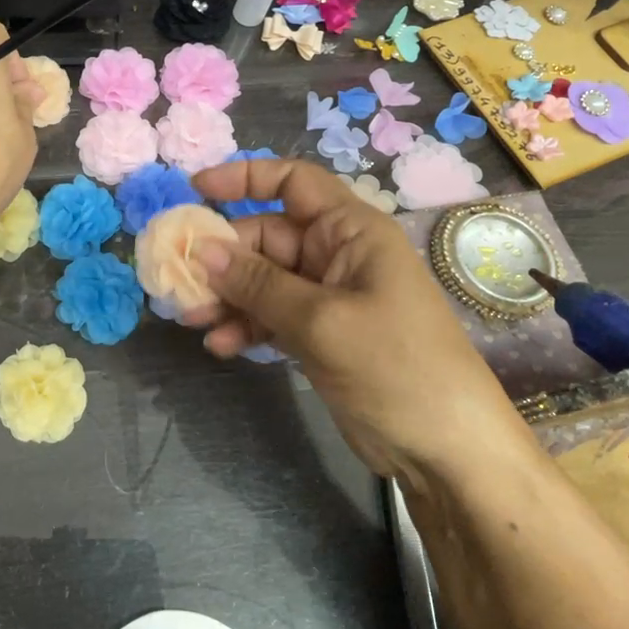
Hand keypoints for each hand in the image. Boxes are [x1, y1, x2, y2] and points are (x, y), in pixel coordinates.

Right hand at [189, 157, 527, 478]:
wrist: (447, 450)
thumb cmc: (396, 366)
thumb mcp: (321, 320)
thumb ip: (257, 283)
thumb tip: (200, 248)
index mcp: (352, 231)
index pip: (293, 182)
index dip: (244, 178)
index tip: (196, 190)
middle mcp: (337, 255)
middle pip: (265, 237)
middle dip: (223, 259)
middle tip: (182, 285)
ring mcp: (328, 296)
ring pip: (261, 280)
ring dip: (227, 297)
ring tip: (194, 322)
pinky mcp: (320, 334)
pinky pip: (270, 315)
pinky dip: (245, 326)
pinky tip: (222, 347)